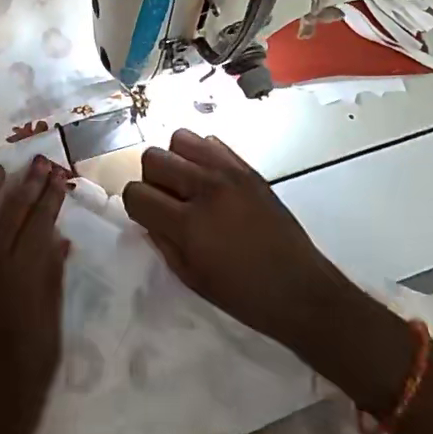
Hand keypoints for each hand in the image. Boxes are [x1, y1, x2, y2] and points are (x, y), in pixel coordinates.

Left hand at [0, 156, 71, 433]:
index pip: (41, 220)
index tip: (60, 176)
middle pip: (9, 211)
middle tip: (40, 163)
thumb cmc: (22, 383)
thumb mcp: (51, 330)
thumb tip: (60, 239)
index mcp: (21, 273)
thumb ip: (52, 280)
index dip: (52, 196)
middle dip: (28, 184)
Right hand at [122, 130, 350, 353]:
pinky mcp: (248, 168)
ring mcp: (229, 173)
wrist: (297, 286)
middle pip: (154, 157)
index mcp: (188, 224)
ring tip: (188, 185)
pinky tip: (211, 180)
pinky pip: (212, 142)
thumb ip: (162, 241)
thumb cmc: (242, 294)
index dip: (135, 205)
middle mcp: (206, 188)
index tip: (145, 215)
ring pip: (180, 139)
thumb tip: (147, 216)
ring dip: (176, 160)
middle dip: (151, 179)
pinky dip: (202, 156)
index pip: (137, 193)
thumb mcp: (191, 277)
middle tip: (165, 200)